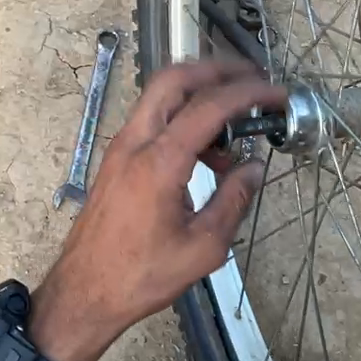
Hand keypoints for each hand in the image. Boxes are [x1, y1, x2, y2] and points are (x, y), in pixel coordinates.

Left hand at [28, 59, 283, 360]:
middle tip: (252, 78)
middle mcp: (135, 141)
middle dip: (216, 68)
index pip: (209, 105)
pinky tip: (208, 154)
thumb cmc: (142, 276)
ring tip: (236, 126)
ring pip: (159, 95)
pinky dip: (181, 118)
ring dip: (197, 94)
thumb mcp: (203, 247)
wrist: (83, 291)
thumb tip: (256, 167)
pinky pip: (152, 120)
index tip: (277, 93)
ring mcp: (120, 147)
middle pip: (174, 77)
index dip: (249, 92)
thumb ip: (234, 200)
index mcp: (159, 161)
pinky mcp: (115, 159)